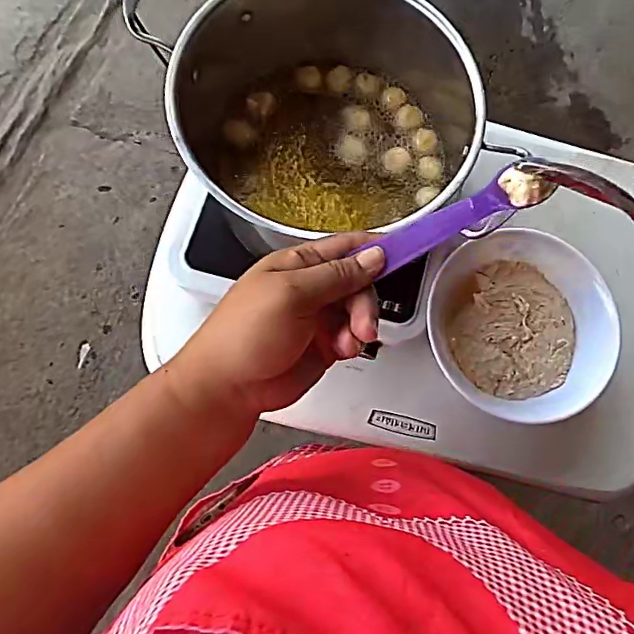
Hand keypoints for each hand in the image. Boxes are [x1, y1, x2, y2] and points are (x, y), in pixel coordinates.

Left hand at [165, 233, 384, 419]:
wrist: (227, 388)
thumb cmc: (242, 336)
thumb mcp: (291, 294)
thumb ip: (336, 275)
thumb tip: (372, 256)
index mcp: (297, 264)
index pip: (346, 246)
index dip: (376, 247)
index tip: (405, 251)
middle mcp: (308, 288)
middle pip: (358, 281)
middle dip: (366, 301)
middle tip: (363, 322)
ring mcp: (315, 318)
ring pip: (358, 311)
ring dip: (361, 325)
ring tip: (348, 341)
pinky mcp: (321, 345)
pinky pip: (352, 337)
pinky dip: (353, 343)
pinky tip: (341, 350)